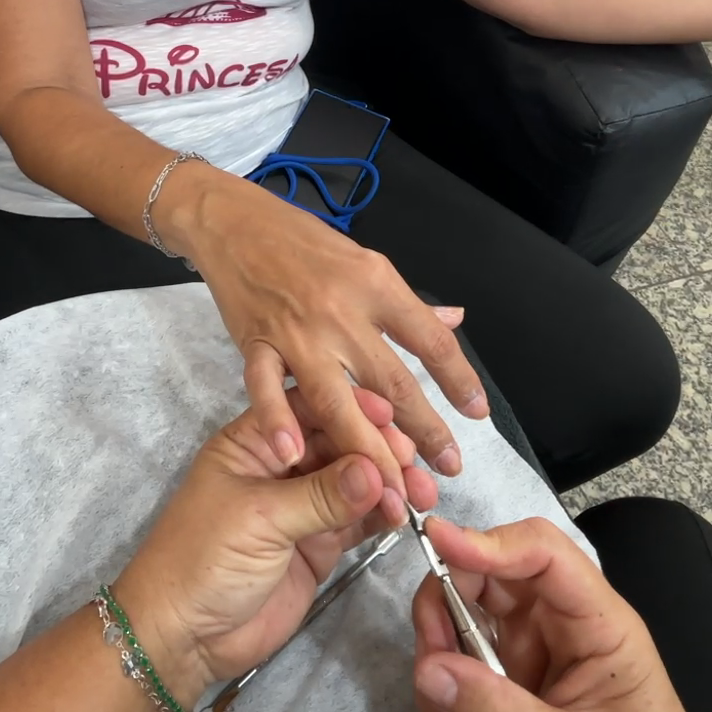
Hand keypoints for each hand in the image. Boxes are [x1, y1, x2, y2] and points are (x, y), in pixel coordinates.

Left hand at [111, 386, 440, 707]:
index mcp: (254, 441)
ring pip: (353, 481)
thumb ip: (320, 495)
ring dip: (388, 484)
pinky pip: (356, 519)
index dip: (347, 408)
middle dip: (376, 449)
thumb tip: (376, 471)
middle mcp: (282, 464)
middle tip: (413, 460)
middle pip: (337, 442)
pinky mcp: (318, 541)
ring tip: (422, 493)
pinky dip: (382, 515)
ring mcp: (302, 503)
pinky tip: (407, 515)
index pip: (306, 410)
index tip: (389, 415)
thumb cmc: (204, 556)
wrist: (185, 635)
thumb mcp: (259, 517)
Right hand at [156, 165, 487, 518]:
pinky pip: (266, 389)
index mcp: (375, 283)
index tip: (477, 414)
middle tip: (446, 471)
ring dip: (368, 449)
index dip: (459, 380)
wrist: (234, 222)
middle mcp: (342, 311)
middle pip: (391, 382)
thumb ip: (405, 301)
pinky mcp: (255, 343)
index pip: (430, 339)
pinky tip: (293, 456)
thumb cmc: (301, 238)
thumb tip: (453, 322)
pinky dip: (278, 421)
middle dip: (424, 432)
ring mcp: (296, 331)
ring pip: (336, 400)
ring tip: (392, 489)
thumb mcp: (362, 259)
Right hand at [409, 517, 700, 711]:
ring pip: (458, 623)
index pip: (543, 553)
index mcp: (597, 624)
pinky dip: (444, 700)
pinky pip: (456, 668)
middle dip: (444, 615)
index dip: (488, 541)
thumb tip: (428, 668)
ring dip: (439, 669)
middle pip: (484, 578)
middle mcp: (555, 624)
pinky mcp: (504, 681)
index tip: (436, 542)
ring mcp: (526, 651)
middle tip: (430, 670)